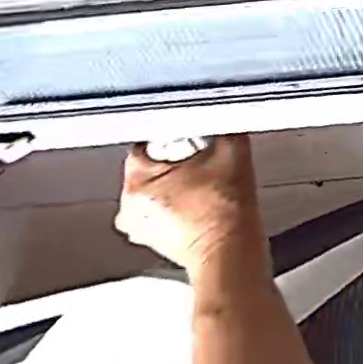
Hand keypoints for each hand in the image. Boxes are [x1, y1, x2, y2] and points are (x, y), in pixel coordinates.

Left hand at [115, 134, 264, 272]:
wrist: (231, 248)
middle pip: (151, 165)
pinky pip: (161, 204)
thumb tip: (221, 116)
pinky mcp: (150, 236)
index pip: (146, 144)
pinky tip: (204, 196)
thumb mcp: (234, 150)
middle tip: (204, 160)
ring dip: (179, 179)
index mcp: (138, 186)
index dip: (174, 136)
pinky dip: (179, 198)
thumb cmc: (225, 211)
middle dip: (177, 158)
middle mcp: (128, 208)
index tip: (193, 138)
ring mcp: (138, 225)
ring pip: (156, 185)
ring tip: (206, 180)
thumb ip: (222, 127)